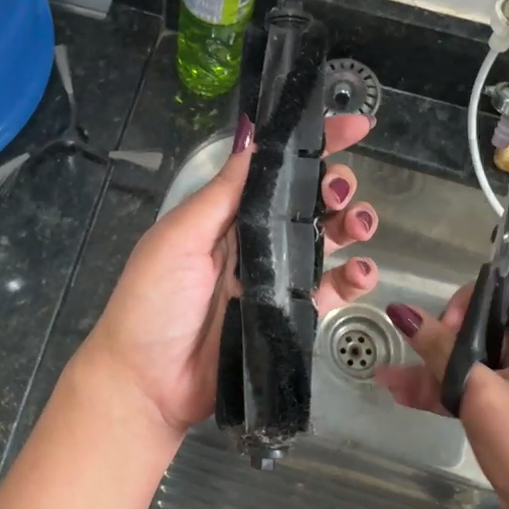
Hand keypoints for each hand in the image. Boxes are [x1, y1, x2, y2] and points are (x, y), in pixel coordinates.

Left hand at [78, 114, 379, 434]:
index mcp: (225, 214)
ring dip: (351, 224)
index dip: (313, 145)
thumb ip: (223, 193)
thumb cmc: (154, 301)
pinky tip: (360, 272)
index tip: (354, 125)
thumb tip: (254, 137)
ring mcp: (273, 278)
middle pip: (308, 201)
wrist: (147, 383)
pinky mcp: (289, 316)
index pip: (274, 169)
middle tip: (340, 190)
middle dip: (336, 185)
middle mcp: (253, 239)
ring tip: (358, 225)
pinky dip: (352, 278)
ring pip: (326, 240)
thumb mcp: (179, 237)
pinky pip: (329, 290)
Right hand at [376, 276, 508, 508]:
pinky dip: (449, 390)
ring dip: (435, 369)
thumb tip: (400, 310)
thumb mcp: (477, 394)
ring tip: (390, 380)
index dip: (469, 301)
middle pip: (485, 326)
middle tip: (422, 362)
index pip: (507, 290)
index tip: (445, 330)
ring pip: (476, 360)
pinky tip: (406, 395)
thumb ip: (438, 348)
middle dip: (443, 341)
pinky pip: (480, 385)